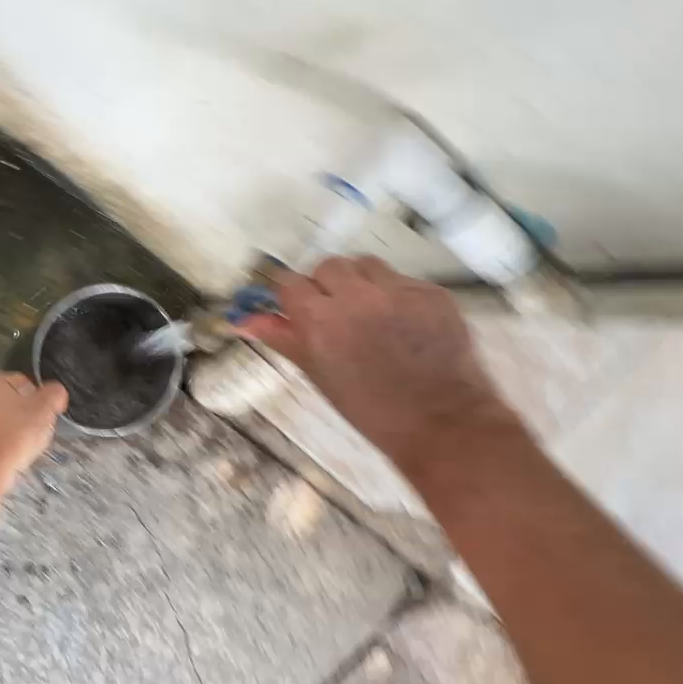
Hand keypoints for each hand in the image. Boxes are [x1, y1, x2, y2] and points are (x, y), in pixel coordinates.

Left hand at [0, 372, 67, 491]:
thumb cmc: (14, 436)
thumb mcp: (45, 410)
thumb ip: (54, 394)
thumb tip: (55, 392)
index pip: (23, 382)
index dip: (38, 399)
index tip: (44, 416)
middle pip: (4, 401)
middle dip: (18, 414)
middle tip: (32, 431)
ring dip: (3, 430)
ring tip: (16, 447)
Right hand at [236, 256, 521, 469]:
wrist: (437, 418)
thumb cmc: (365, 405)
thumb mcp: (315, 372)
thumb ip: (282, 338)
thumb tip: (245, 321)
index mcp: (321, 320)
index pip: (290, 283)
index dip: (289, 295)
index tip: (293, 309)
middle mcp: (359, 297)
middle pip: (329, 266)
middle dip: (324, 285)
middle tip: (331, 314)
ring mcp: (400, 291)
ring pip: (366, 266)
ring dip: (358, 282)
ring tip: (365, 313)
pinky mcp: (433, 292)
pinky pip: (401, 280)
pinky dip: (392, 295)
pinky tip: (399, 324)